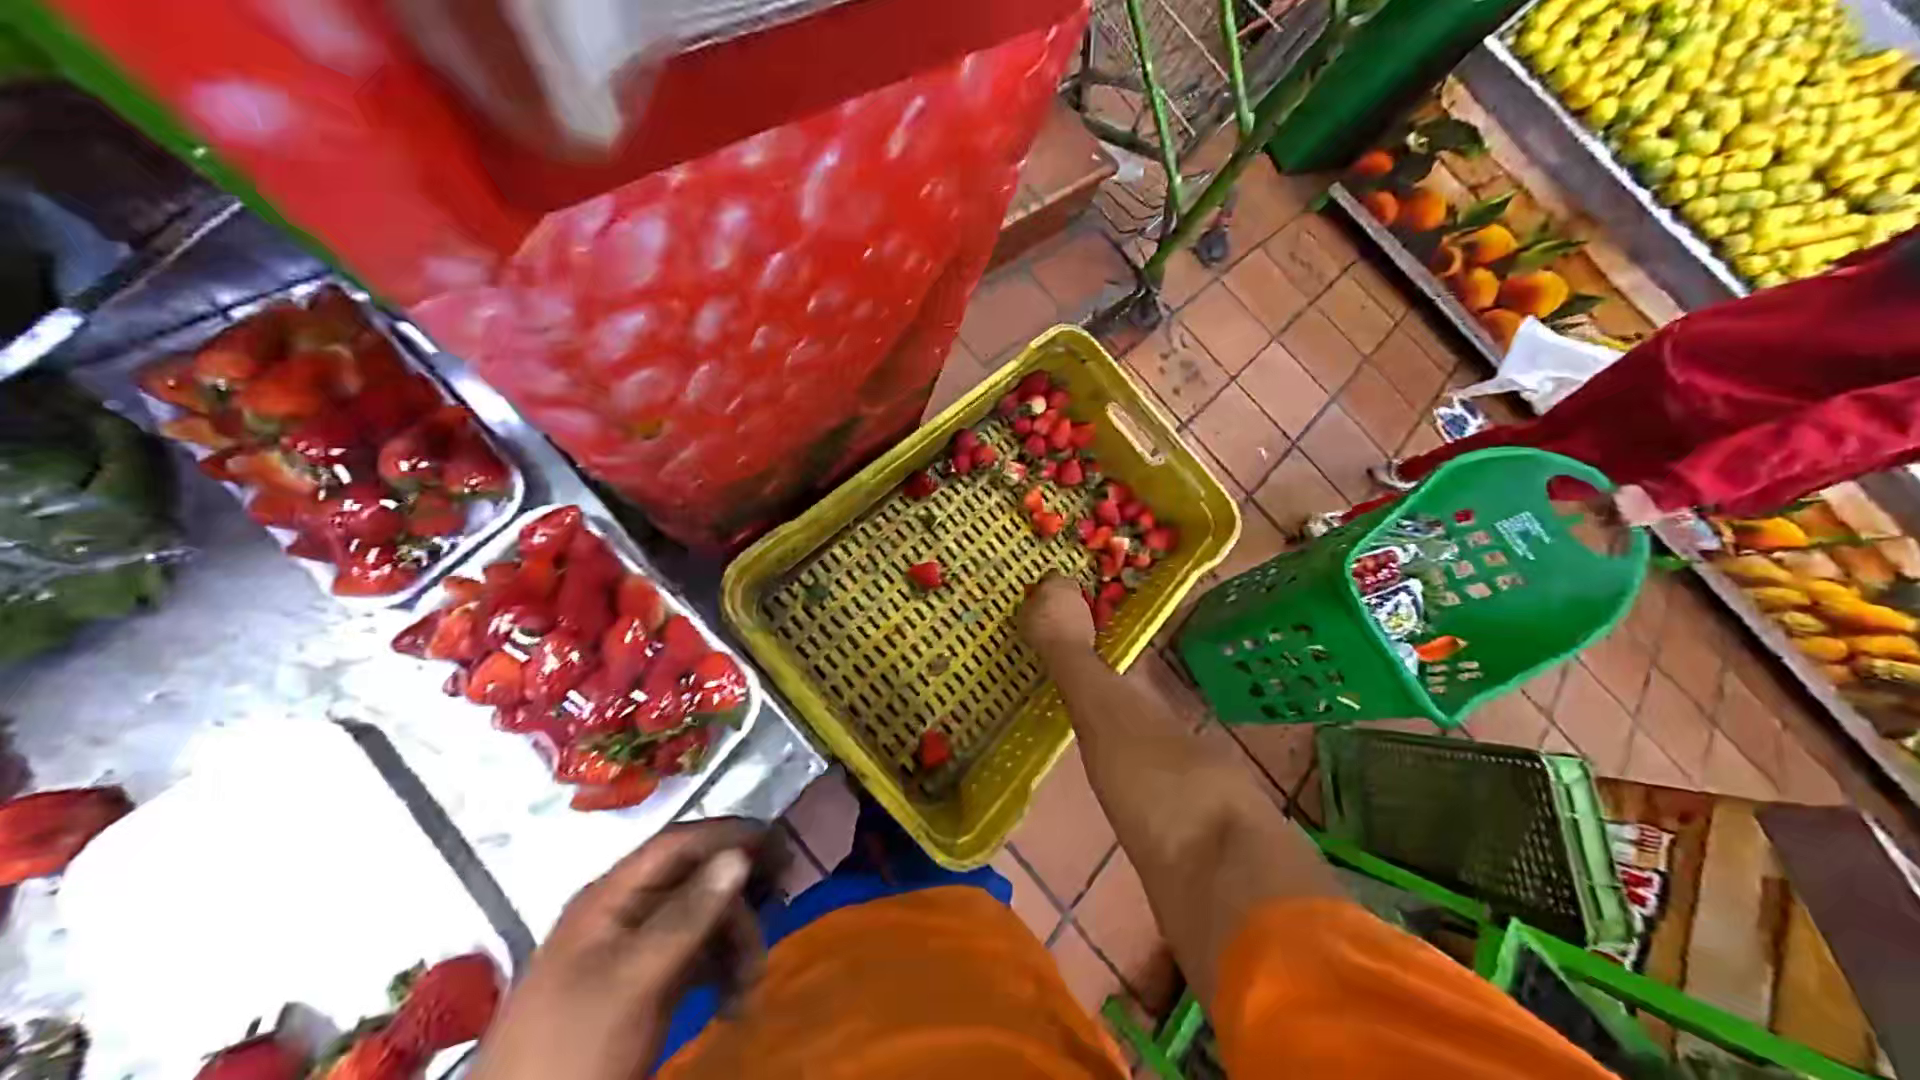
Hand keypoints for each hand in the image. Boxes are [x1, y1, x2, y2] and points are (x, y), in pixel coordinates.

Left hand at [469, 819, 763, 1079]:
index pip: (679, 844)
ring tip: (749, 986)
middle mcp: (625, 912)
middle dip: (738, 904)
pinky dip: (722, 972)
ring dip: (735, 944)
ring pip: (703, 922)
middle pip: (698, 882)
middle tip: (778, 919)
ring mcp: (635, 950)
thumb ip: (687, 915)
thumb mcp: (634, 980)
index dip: (729, 836)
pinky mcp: (645, 985)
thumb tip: (739, 856)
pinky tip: (734, 1002)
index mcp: (612, 898)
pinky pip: (697, 958)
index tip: (780, 846)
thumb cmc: (574, 1048)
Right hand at [1021, 573, 1093, 662]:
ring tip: (1055, 621)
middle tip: (1047, 605)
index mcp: (1054, 582)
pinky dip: (1072, 621)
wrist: (1067, 649)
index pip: (1050, 575)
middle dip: (1058, 593)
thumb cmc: (1040, 627)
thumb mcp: (1023, 614)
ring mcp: (1084, 604)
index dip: (1044, 583)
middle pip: (1065, 586)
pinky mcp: (1091, 621)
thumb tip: (1033, 597)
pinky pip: (1078, 616)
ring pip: (1073, 601)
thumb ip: (1029, 602)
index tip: (1037, 593)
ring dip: (1066, 607)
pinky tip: (1063, 631)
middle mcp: (1072, 589)